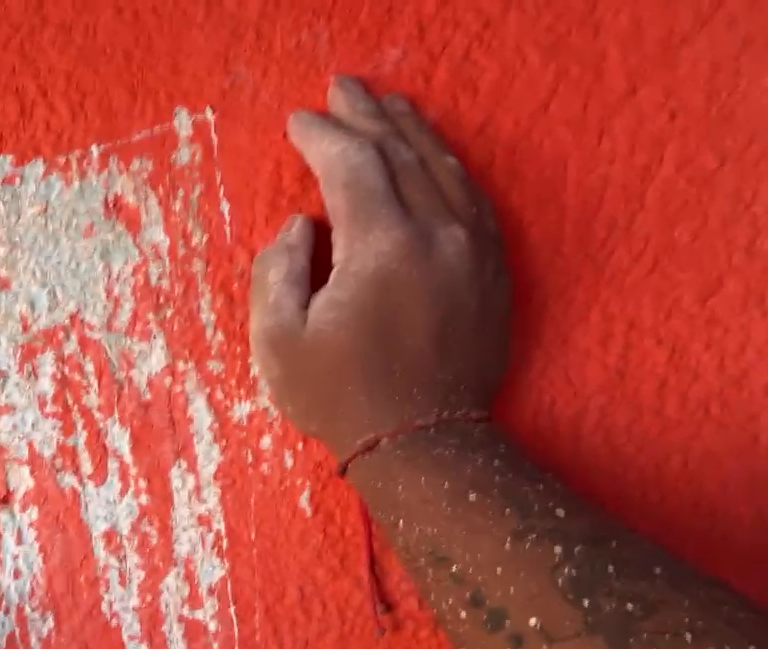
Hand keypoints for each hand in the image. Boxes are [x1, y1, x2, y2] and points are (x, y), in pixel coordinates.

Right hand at [250, 76, 512, 461]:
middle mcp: (437, 232)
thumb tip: (300, 225)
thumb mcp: (277, 345)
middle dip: (366, 114)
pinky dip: (443, 162)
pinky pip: (469, 193)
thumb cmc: (338, 398)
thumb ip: (277, 273)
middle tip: (339, 88)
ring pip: (444, 164)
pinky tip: (428, 154)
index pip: (352, 166)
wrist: (422, 442)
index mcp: (381, 247)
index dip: (321, 136)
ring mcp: (473, 246)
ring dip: (410, 128)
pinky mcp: (491, 266)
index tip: (295, 120)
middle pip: (402, 150)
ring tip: (384, 103)